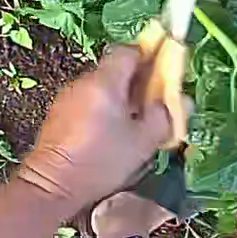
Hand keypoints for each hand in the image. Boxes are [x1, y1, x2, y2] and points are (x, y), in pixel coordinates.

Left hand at [19, 46, 174, 210]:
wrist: (53, 186)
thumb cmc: (102, 161)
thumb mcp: (143, 142)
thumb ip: (165, 116)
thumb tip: (183, 100)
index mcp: (105, 82)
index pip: (129, 51)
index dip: (149, 58)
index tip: (163, 77)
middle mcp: (83, 82)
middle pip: (115, 70)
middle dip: (137, 83)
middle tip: (154, 106)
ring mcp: (67, 97)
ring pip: (101, 88)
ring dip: (120, 99)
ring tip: (133, 125)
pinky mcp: (58, 115)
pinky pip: (88, 102)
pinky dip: (102, 111)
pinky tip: (109, 135)